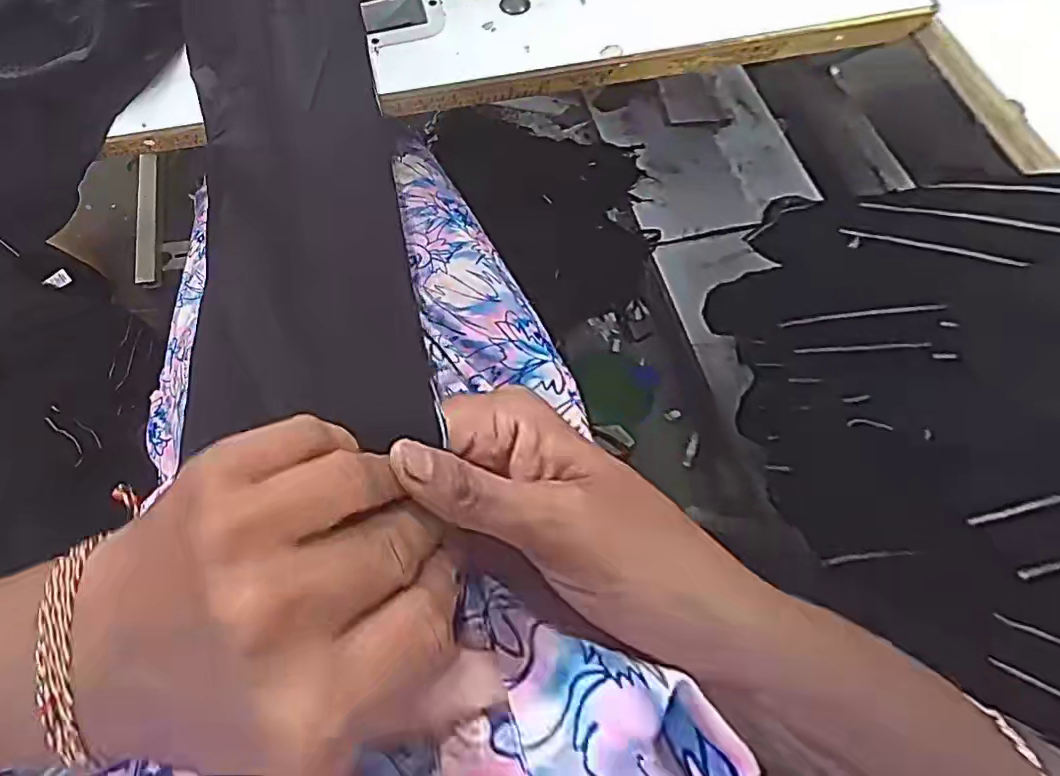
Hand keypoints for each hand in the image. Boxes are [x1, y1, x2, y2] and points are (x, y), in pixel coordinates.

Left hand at [73, 415, 501, 774]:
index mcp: (308, 706)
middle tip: (408, 524)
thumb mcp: (310, 740)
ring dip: (384, 478)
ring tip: (376, 491)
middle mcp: (275, 614)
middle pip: (397, 541)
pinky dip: (335, 445)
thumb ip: (407, 704)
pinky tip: (327, 472)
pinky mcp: (215, 473)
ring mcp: (240, 532)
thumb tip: (493, 665)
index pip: (426, 620)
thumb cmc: (213, 700)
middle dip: (417, 528)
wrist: (103, 646)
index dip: (440, 586)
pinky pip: (312, 431)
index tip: (432, 570)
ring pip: (361, 474)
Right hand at [388, 387, 783, 672]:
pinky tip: (399, 577)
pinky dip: (422, 559)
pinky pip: (438, 541)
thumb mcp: (556, 525)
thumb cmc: (646, 566)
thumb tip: (396, 453)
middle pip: (417, 466)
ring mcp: (487, 500)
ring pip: (422, 507)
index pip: (426, 425)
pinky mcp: (487, 542)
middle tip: (360, 544)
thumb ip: (474, 492)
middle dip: (392, 501)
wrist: (702, 638)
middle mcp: (491, 451)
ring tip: (373, 565)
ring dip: (403, 534)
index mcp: (510, 420)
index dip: (391, 461)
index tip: (357, 504)